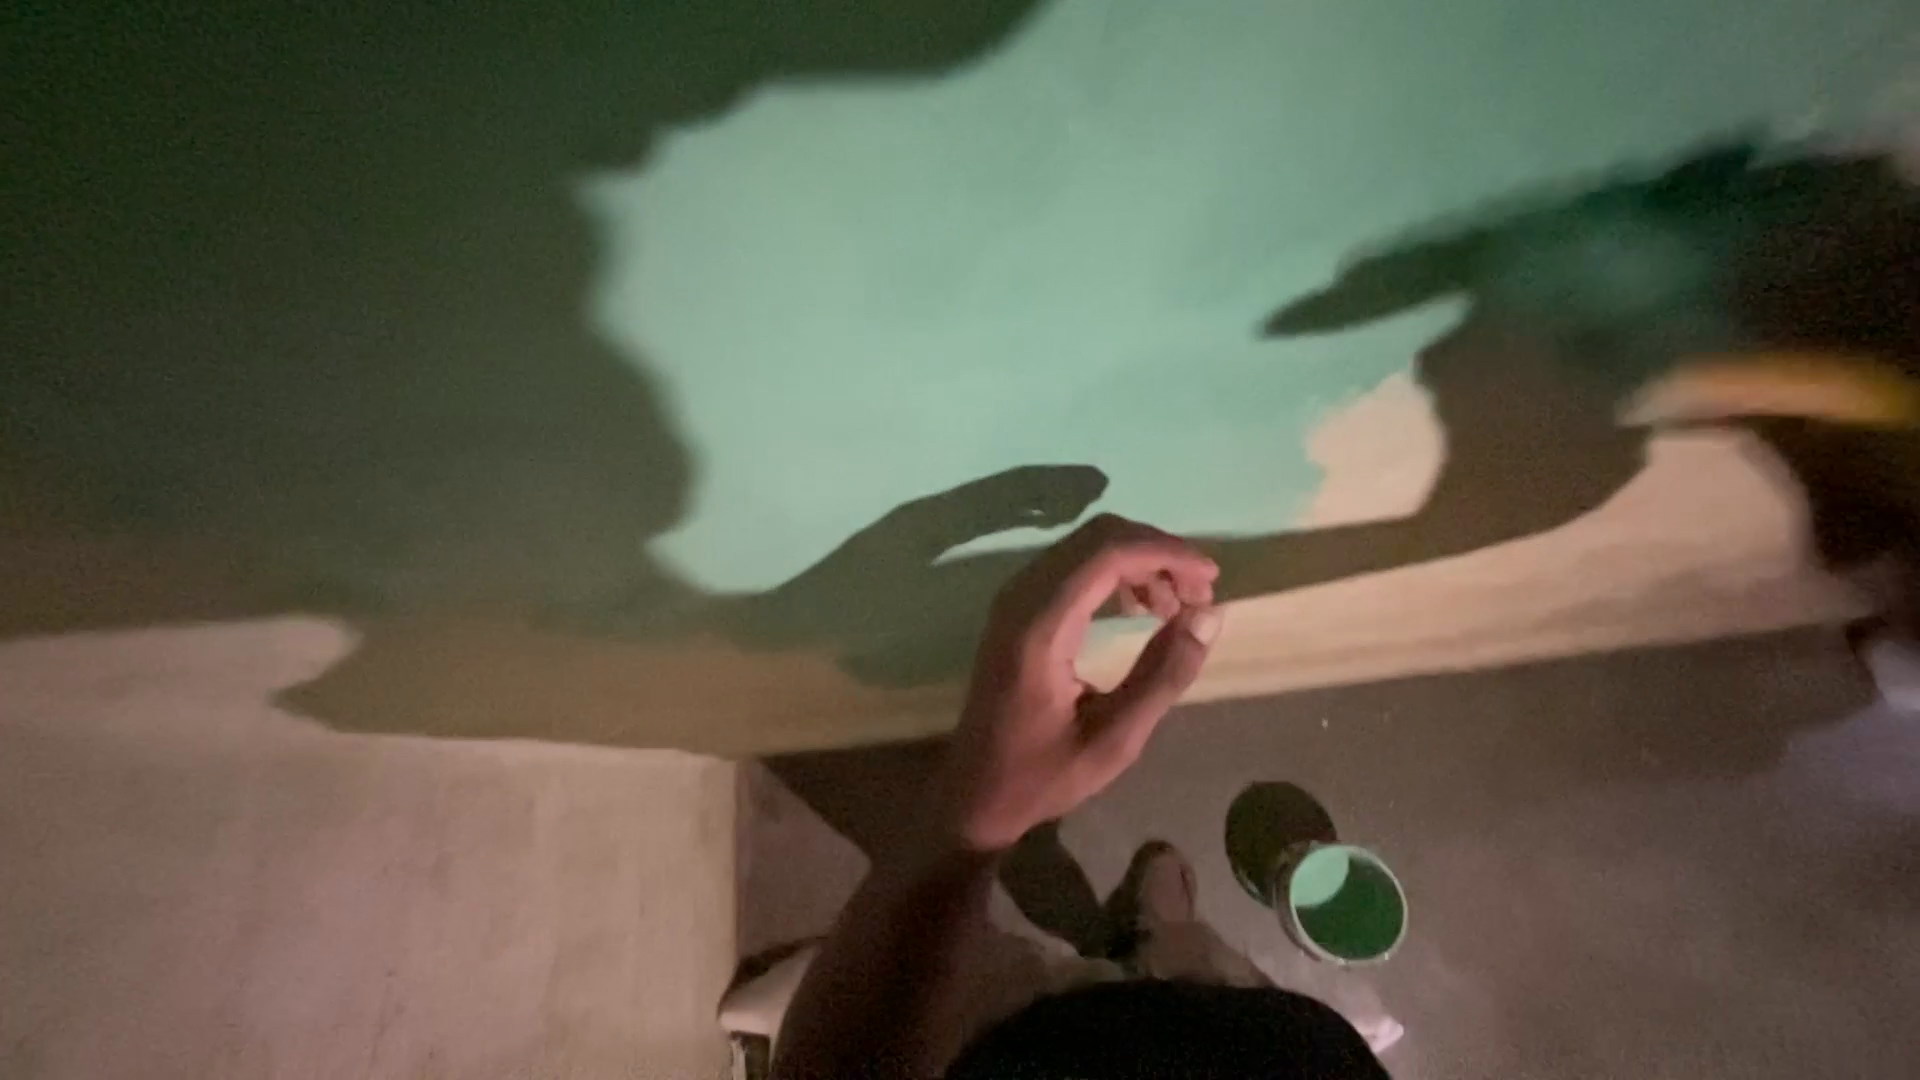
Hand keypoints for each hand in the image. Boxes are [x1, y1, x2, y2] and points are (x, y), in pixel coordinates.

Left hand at [939, 515, 1221, 852]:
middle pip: (1097, 537)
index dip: (1166, 553)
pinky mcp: (1017, 606)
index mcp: (1040, 627)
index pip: (1106, 554)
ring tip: (1178, 606)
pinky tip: (1140, 608)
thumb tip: (1209, 615)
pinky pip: (1072, 565)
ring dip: (1138, 561)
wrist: (976, 786)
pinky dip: (1114, 573)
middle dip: (1157, 552)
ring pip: (1085, 546)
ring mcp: (1014, 598)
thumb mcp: (1116, 739)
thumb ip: (1163, 675)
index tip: (1212, 577)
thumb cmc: (1043, 773)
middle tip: (1200, 593)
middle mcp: (1021, 597)